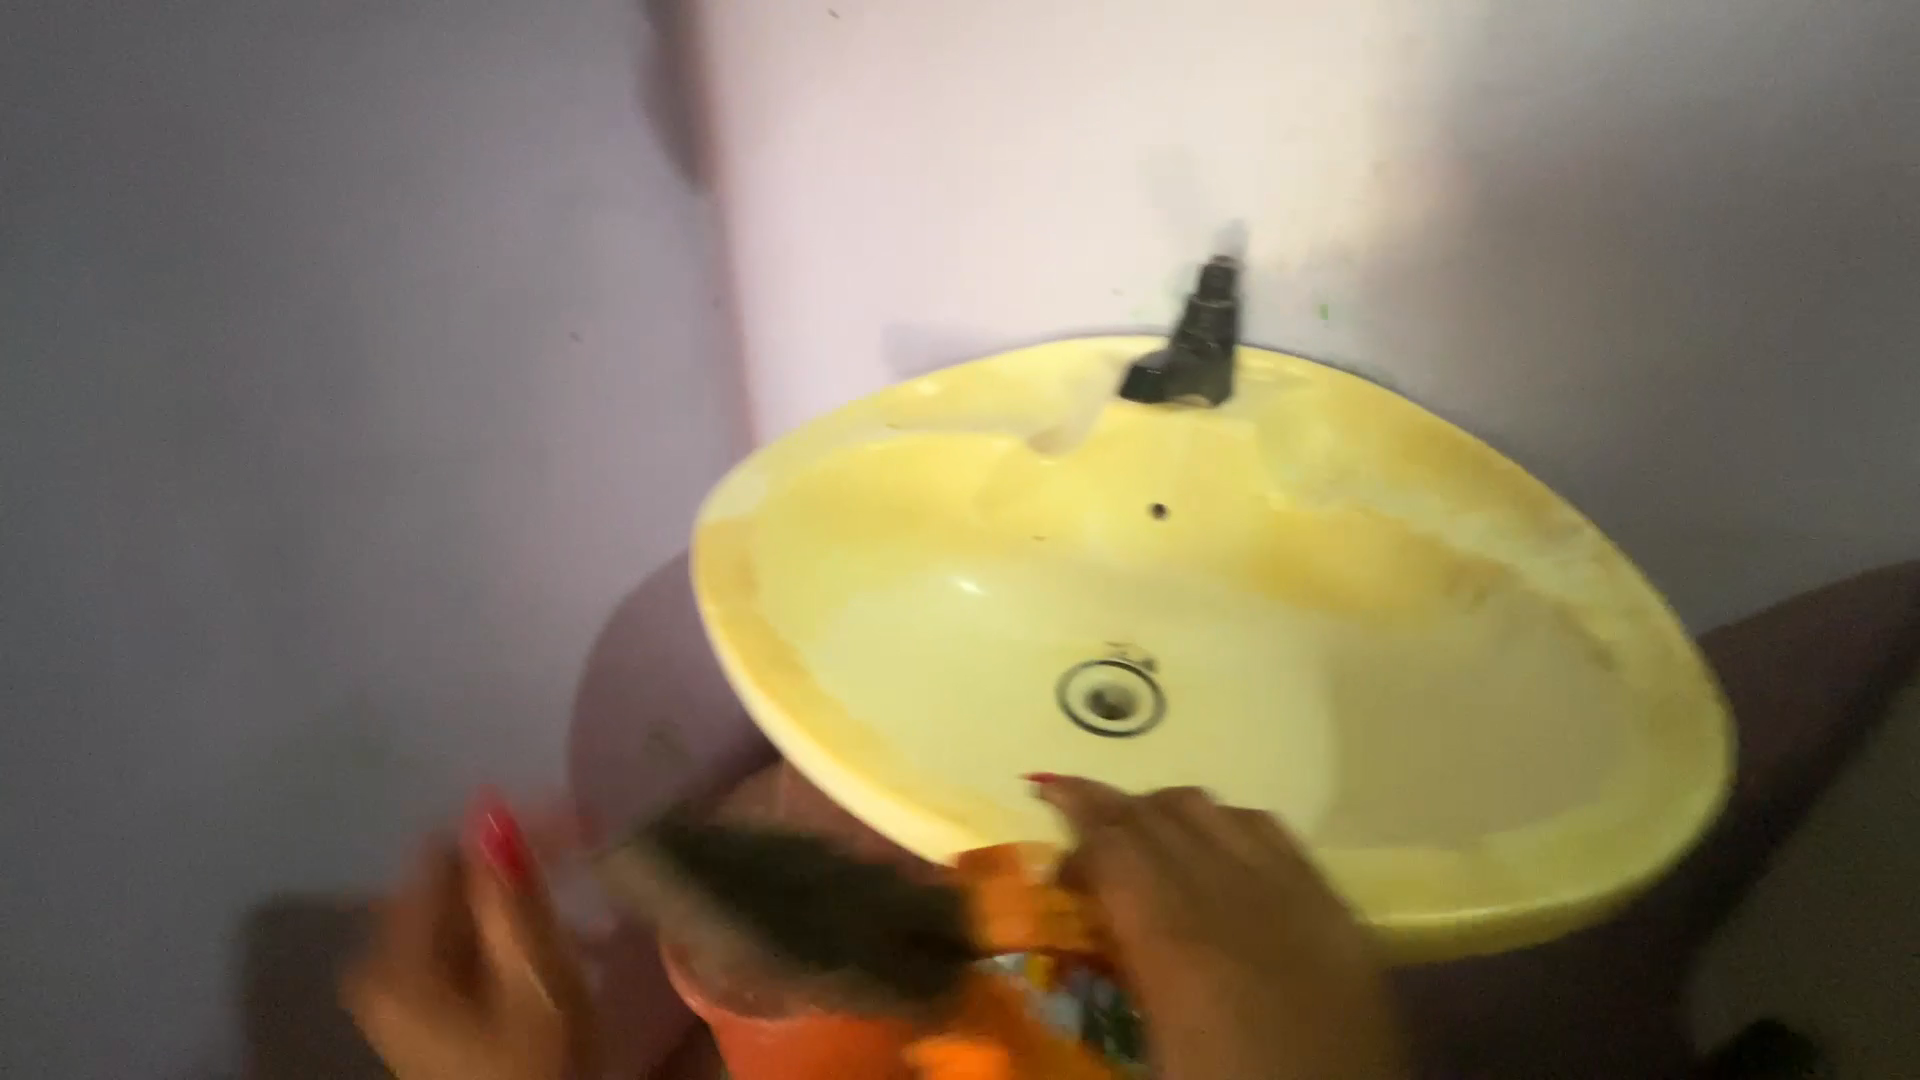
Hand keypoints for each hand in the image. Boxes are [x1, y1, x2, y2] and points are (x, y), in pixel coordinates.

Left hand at [342, 802, 595, 1079]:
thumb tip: (490, 807)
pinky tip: (558, 932)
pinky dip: (512, 923)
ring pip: (463, 905)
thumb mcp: (533, 973)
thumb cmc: (532, 1062)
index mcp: (396, 958)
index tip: (576, 822)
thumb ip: (510, 892)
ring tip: (582, 890)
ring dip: (523, 890)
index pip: (448, 852)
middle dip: (521, 857)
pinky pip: (464, 934)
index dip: (514, 829)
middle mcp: (382, 963)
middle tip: (585, 846)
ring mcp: (398, 985)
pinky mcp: (423, 1001)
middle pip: (452, 878)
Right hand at [1035, 777, 1406, 1079]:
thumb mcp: (1155, 1065)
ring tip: (1134, 830)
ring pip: (1204, 808)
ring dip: (1156, 809)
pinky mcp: (1329, 904)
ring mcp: (1284, 892)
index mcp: (1175, 948)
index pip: (1111, 849)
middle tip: (1066, 800)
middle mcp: (1226, 899)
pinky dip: (1221, 822)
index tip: (1050, 842)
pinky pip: (1264, 827)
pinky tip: (1211, 844)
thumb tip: (1076, 940)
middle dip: (1100, 802)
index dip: (1072, 827)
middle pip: (1150, 816)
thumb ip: (1112, 982)